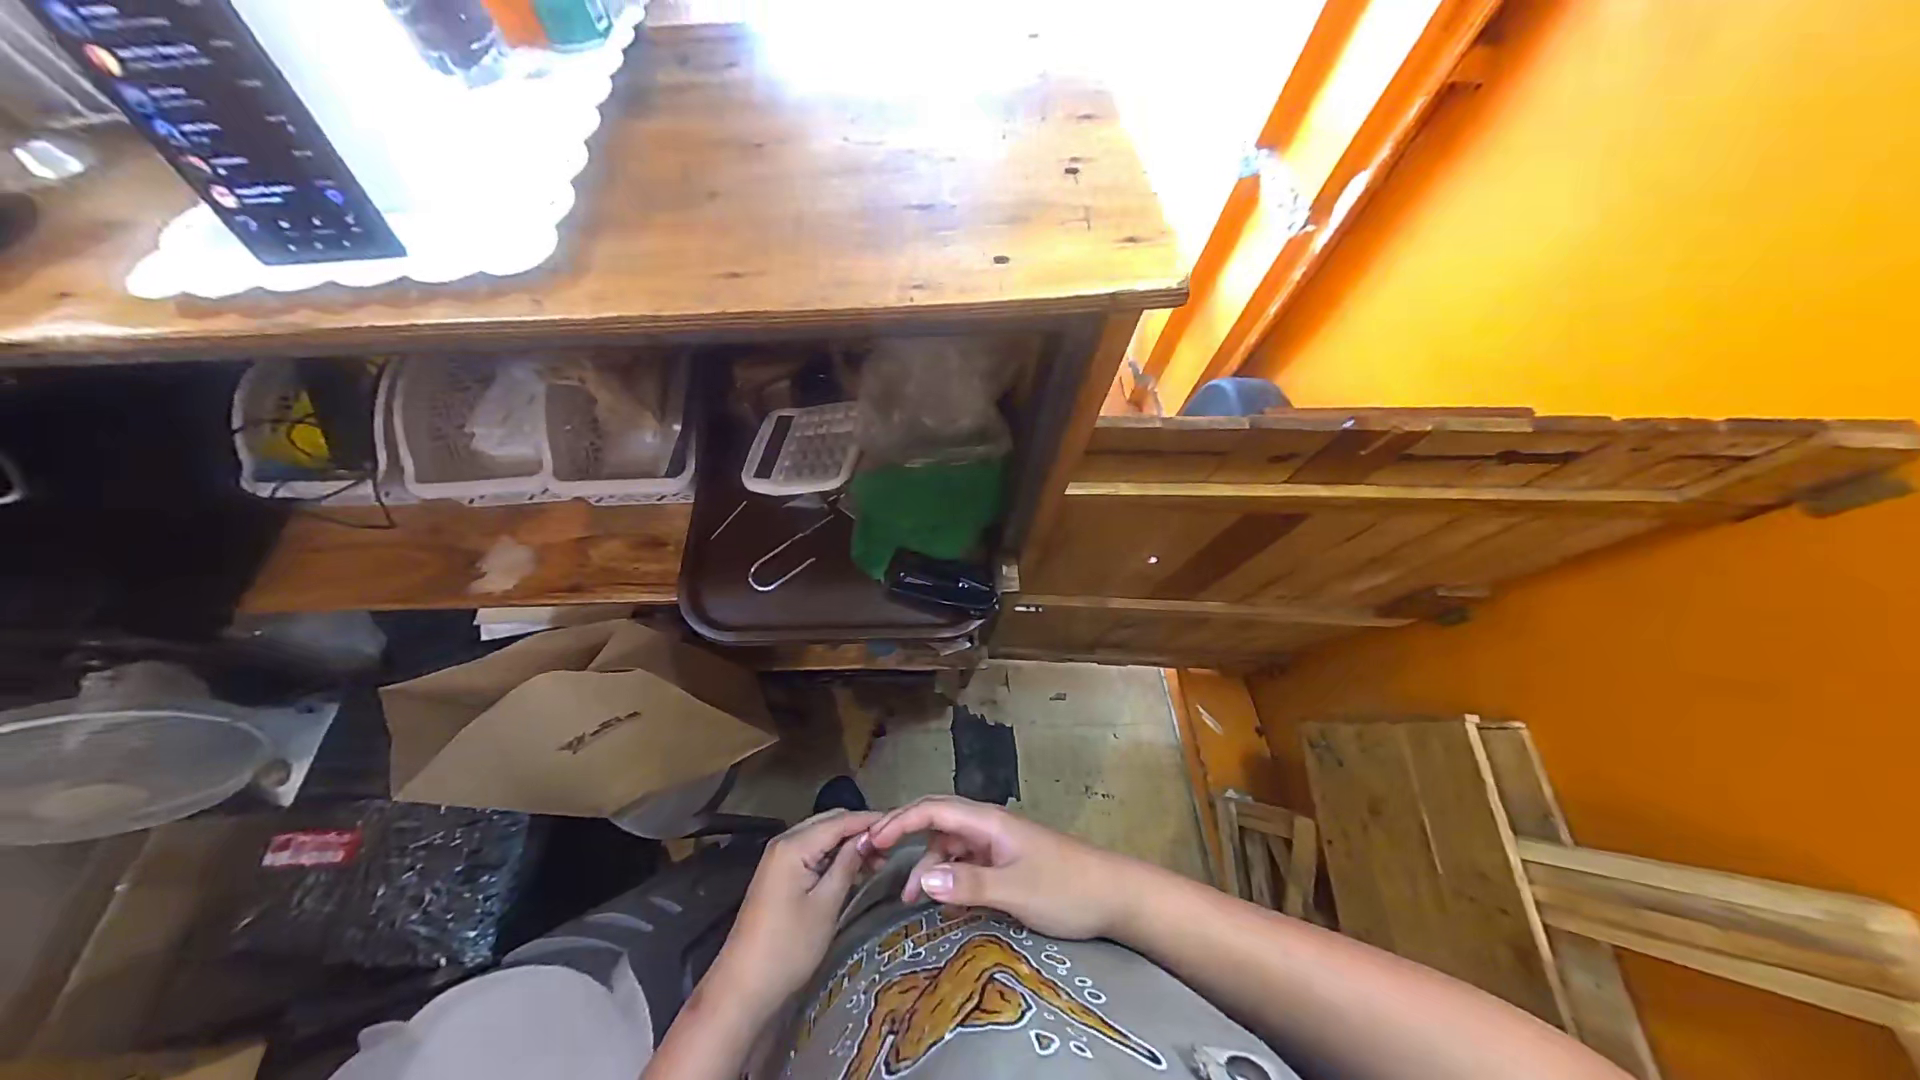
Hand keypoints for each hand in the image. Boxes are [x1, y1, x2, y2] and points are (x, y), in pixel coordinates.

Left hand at [708, 809, 880, 1016]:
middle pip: (830, 822)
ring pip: (822, 837)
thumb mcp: (826, 904)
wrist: (744, 987)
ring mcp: (779, 858)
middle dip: (860, 831)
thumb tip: (869, 837)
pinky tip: (853, 871)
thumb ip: (848, 863)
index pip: (840, 820)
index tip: (901, 828)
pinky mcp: (779, 874)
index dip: (871, 821)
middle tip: (891, 849)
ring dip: (848, 844)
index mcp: (794, 845)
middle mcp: (784, 842)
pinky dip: (833, 856)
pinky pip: (812, 852)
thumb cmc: (788, 947)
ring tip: (877, 862)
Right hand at [863, 795, 1147, 939]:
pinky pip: (966, 863)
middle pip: (937, 820)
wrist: (1115, 895)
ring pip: (950, 845)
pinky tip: (942, 899)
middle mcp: (989, 826)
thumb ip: (969, 884)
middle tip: (873, 857)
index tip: (871, 840)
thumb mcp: (1016, 890)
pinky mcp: (1006, 863)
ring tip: (909, 898)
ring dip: (927, 864)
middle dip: (904, 834)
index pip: (934, 809)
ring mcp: (998, 844)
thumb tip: (921, 879)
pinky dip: (948, 877)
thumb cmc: (1067, 888)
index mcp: (989, 822)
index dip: (899, 820)